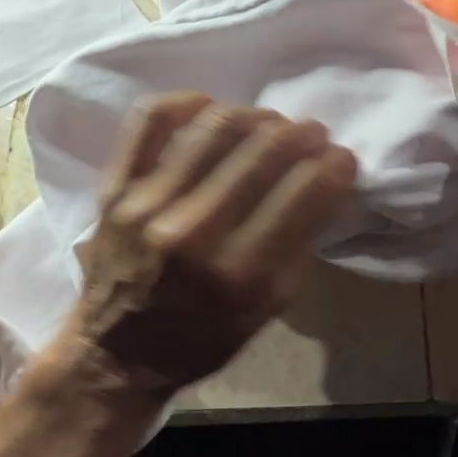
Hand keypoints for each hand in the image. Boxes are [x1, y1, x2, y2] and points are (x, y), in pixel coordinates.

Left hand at [48, 93, 357, 402]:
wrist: (118, 353)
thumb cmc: (205, 337)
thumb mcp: (269, 309)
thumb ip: (300, 243)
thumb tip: (325, 181)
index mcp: (241, 273)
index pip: (306, 191)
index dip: (336, 165)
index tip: (342, 159)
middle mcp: (194, 231)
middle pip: (266, 150)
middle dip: (304, 135)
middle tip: (313, 136)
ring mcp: (148, 204)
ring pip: (217, 125)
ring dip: (259, 116)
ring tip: (270, 125)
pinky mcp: (115, 187)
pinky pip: (151, 120)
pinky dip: (188, 103)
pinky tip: (213, 109)